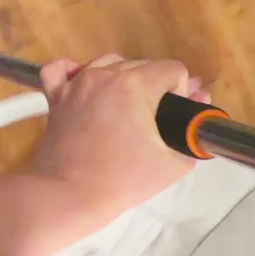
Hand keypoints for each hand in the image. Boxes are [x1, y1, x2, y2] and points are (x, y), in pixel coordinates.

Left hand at [30, 54, 210, 222]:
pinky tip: (85, 86)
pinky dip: (72, 72)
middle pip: (140, 65)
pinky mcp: (54, 96)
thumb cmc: (124, 179)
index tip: (173, 117)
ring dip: (121, 78)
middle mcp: (102, 76)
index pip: (172, 69)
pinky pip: (58, 70)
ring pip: (105, 63)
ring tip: (126, 108)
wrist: (70, 192)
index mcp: (134, 85)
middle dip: (154, 87)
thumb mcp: (175, 161)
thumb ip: (193, 125)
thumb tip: (200, 98)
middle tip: (153, 119)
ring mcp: (74, 84)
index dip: (181, 92)